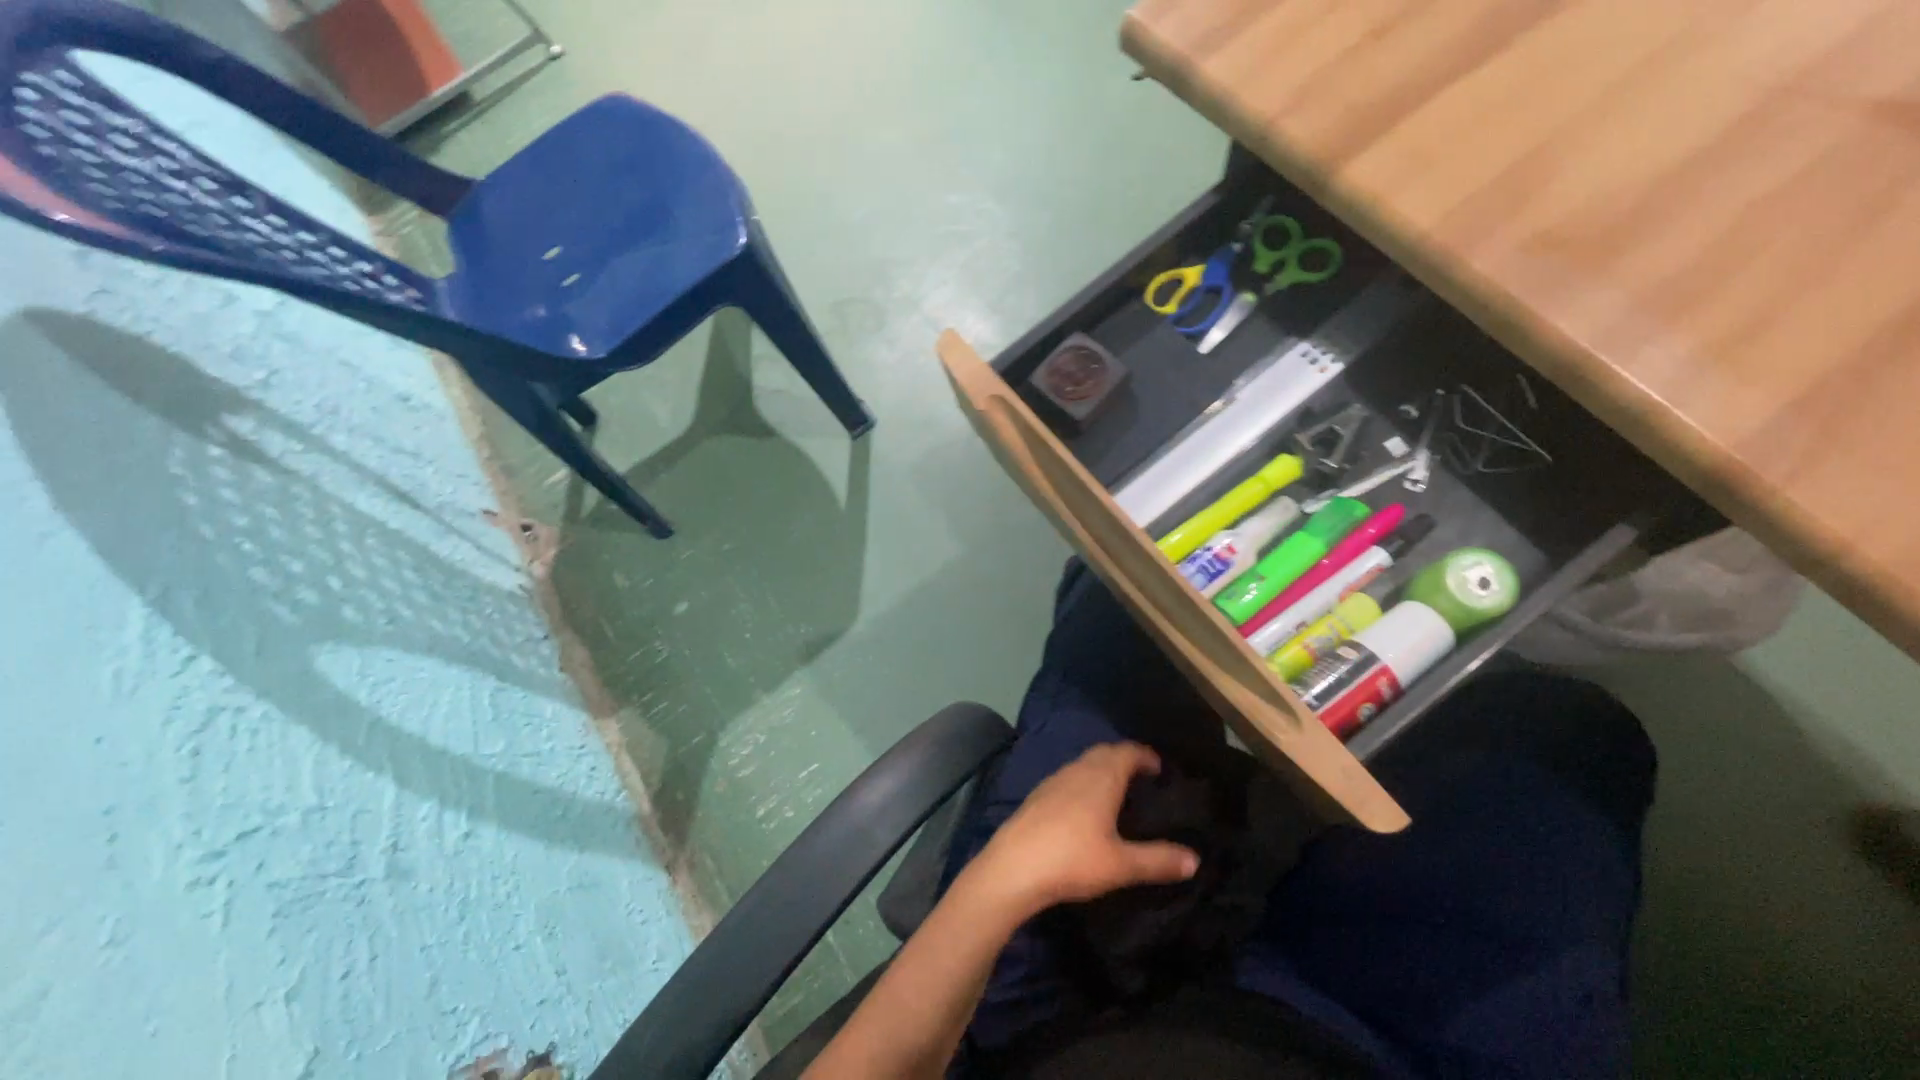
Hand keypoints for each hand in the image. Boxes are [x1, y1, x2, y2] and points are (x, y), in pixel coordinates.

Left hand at [963, 742, 1199, 917]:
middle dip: (1123, 759)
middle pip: (1103, 753)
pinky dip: (1081, 784)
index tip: (1159, 768)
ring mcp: (1052, 782)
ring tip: (1116, 793)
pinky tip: (1082, 810)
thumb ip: (1158, 860)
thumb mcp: (1122, 865)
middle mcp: (1076, 771)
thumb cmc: (1072, 860)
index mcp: (1101, 778)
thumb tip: (1195, 860)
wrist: (1012, 869)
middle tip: (1141, 779)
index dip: (1145, 755)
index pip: (1127, 752)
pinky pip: (1066, 779)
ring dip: (1100, 770)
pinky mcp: (1035, 797)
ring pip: (1082, 764)